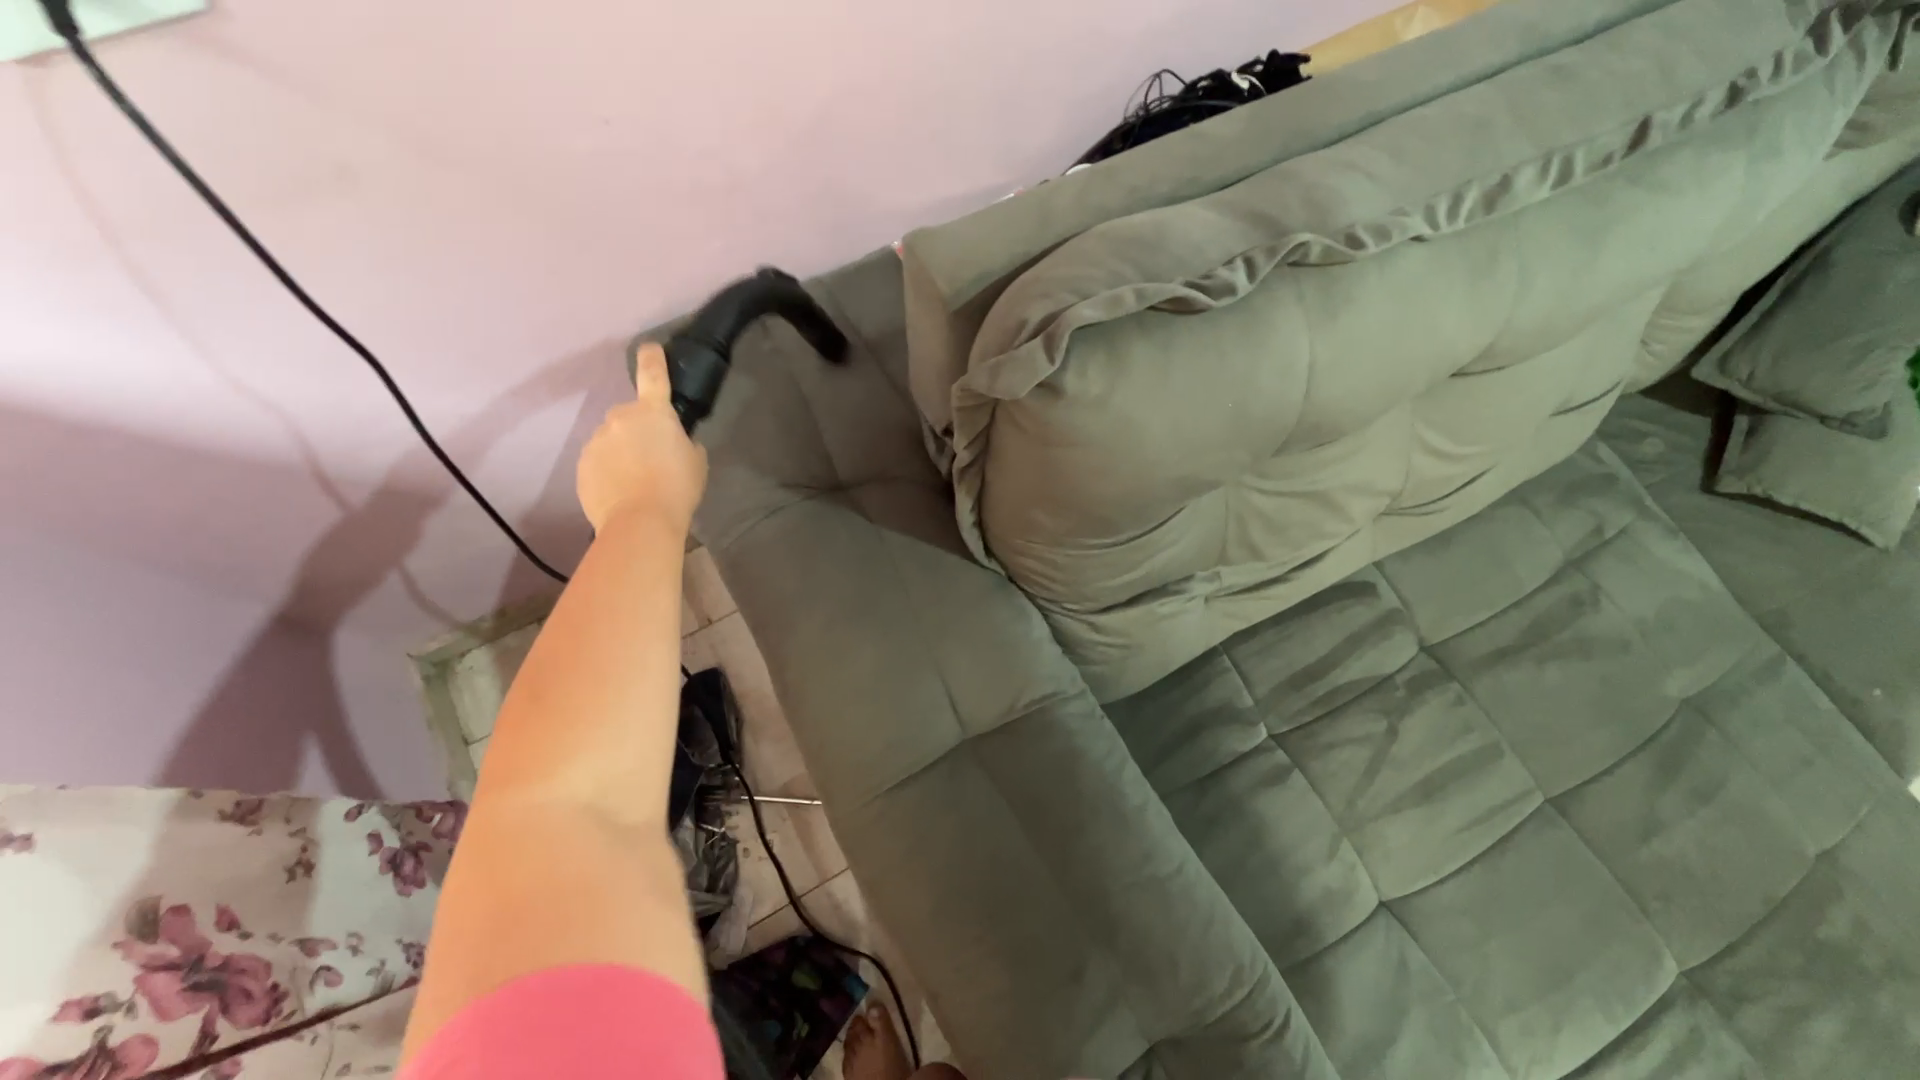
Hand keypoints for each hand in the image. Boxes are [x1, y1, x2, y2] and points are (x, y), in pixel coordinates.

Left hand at [577, 344, 708, 534]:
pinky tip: (622, 494)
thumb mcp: (696, 462)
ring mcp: (596, 441)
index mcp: (653, 412)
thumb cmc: (677, 488)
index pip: (653, 374)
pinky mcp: (582, 466)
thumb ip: (685, 444)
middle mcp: (620, 418)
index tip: (649, 348)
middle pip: (629, 417)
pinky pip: (599, 463)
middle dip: (638, 431)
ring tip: (637, 483)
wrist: (640, 522)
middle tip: (653, 459)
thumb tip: (677, 443)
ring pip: (611, 441)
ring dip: (622, 453)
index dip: (652, 358)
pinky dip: (608, 473)